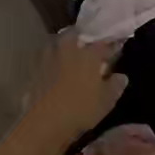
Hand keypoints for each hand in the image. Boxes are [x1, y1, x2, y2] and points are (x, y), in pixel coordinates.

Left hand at [26, 32, 128, 146]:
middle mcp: (67, 50)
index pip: (102, 44)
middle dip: (81, 37)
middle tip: (86, 47)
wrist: (45, 120)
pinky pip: (44, 56)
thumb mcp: (106, 101)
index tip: (114, 48)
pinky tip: (53, 67)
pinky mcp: (34, 68)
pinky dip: (50, 58)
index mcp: (88, 55)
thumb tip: (121, 76)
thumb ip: (115, 86)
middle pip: (74, 34)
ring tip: (68, 55)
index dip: (109, 45)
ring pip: (56, 42)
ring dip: (63, 45)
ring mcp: (48, 57)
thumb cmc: (81, 110)